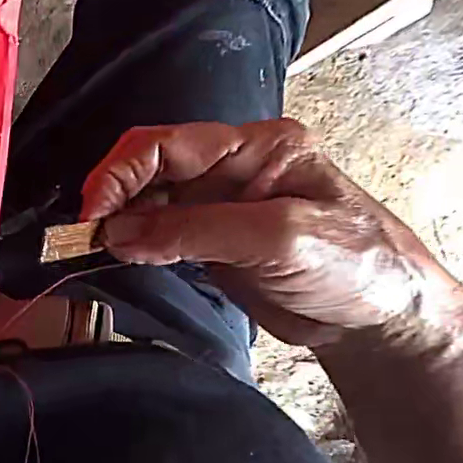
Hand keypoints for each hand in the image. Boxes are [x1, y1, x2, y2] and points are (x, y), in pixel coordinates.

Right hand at [82, 120, 462, 354]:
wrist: (375, 317)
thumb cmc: (352, 265)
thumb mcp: (277, 238)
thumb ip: (194, 231)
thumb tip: (119, 234)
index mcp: (256, 148)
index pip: (166, 145)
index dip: (119, 174)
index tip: (93, 216)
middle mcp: (231, 171)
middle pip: (150, 169)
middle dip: (112, 198)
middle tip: (87, 238)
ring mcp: (218, 208)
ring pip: (148, 202)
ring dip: (119, 224)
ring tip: (100, 250)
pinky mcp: (210, 243)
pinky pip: (158, 234)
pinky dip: (134, 244)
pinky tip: (124, 257)